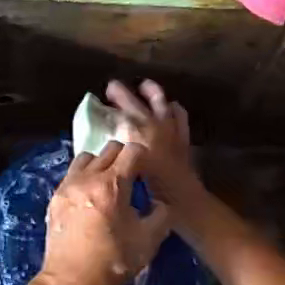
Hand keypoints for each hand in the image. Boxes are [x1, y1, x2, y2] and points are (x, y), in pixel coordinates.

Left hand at [35, 140, 174, 284]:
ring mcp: (67, 186)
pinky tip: (91, 198)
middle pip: (109, 149)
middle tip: (131, 179)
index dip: (144, 158)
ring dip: (101, 165)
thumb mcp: (149, 242)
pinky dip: (84, 178)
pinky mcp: (55, 198)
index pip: (132, 151)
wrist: (69, 283)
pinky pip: (72, 175)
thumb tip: (158, 203)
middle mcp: (87, 178)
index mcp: (112, 185)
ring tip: (108, 185)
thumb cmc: (112, 263)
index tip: (147, 174)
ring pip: (87, 158)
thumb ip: (161, 215)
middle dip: (124, 159)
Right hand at [104, 79, 201, 203]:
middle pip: (135, 102)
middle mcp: (152, 125)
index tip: (100, 98)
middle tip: (112, 86)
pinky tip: (170, 107)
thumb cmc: (151, 191)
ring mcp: (170, 128)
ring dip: (151, 91)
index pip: (117, 111)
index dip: (108, 105)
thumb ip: (119, 156)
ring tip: (144, 85)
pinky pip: (179, 115)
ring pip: (160, 101)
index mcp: (135, 133)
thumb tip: (112, 147)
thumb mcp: (128, 171)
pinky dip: (173, 108)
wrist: (184, 199)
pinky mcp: (183, 135)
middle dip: (122, 93)